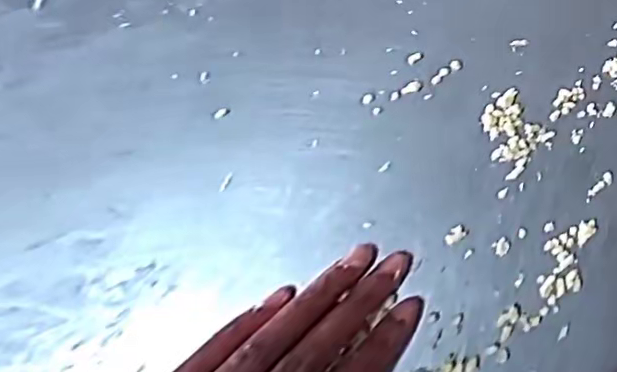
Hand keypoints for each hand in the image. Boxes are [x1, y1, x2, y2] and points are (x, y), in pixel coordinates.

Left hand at [176, 244, 421, 371]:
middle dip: (360, 300)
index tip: (413, 305)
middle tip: (398, 260)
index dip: (386, 339)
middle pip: (311, 348)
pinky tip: (275, 296)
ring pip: (267, 341)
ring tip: (355, 257)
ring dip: (318, 295)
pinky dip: (244, 324)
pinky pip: (203, 357)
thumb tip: (383, 361)